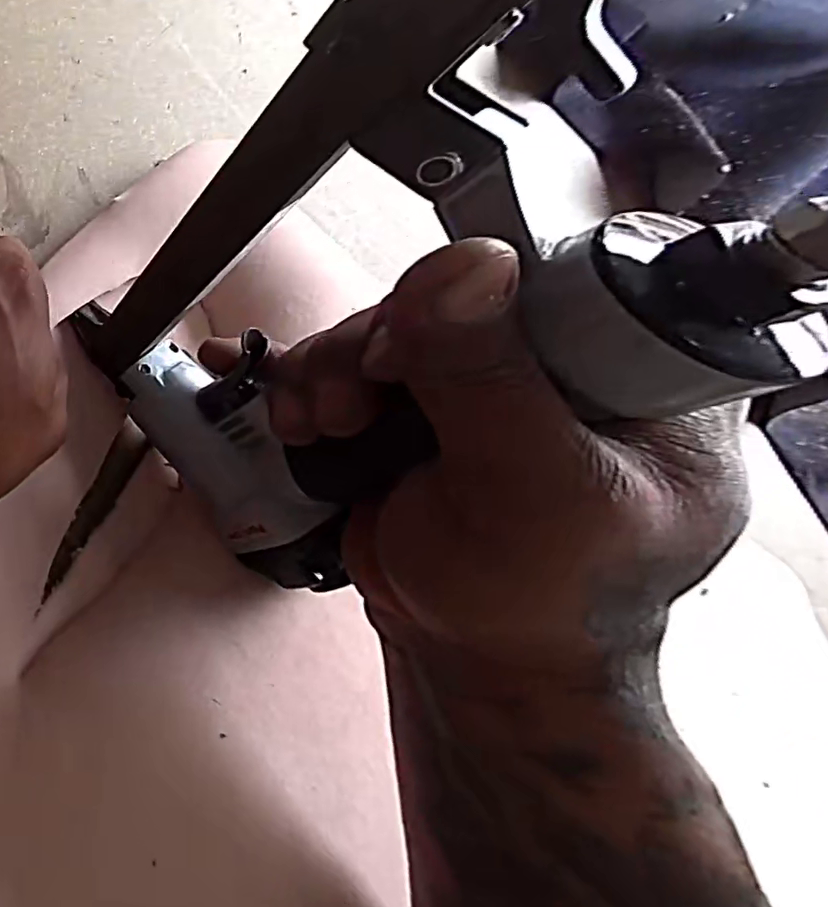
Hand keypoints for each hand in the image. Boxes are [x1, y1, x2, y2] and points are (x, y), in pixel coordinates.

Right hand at [207, 238, 749, 671]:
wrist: (466, 642)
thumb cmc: (534, 592)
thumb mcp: (532, 490)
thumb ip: (491, 383)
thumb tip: (462, 264)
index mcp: (628, 369)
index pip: (539, 279)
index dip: (458, 303)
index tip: (402, 361)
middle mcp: (539, 365)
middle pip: (428, 304)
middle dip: (362, 352)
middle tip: (346, 412)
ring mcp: (457, 388)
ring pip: (367, 334)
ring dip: (317, 375)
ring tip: (313, 430)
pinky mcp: (393, 411)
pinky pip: (333, 369)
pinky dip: (292, 382)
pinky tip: (278, 405)